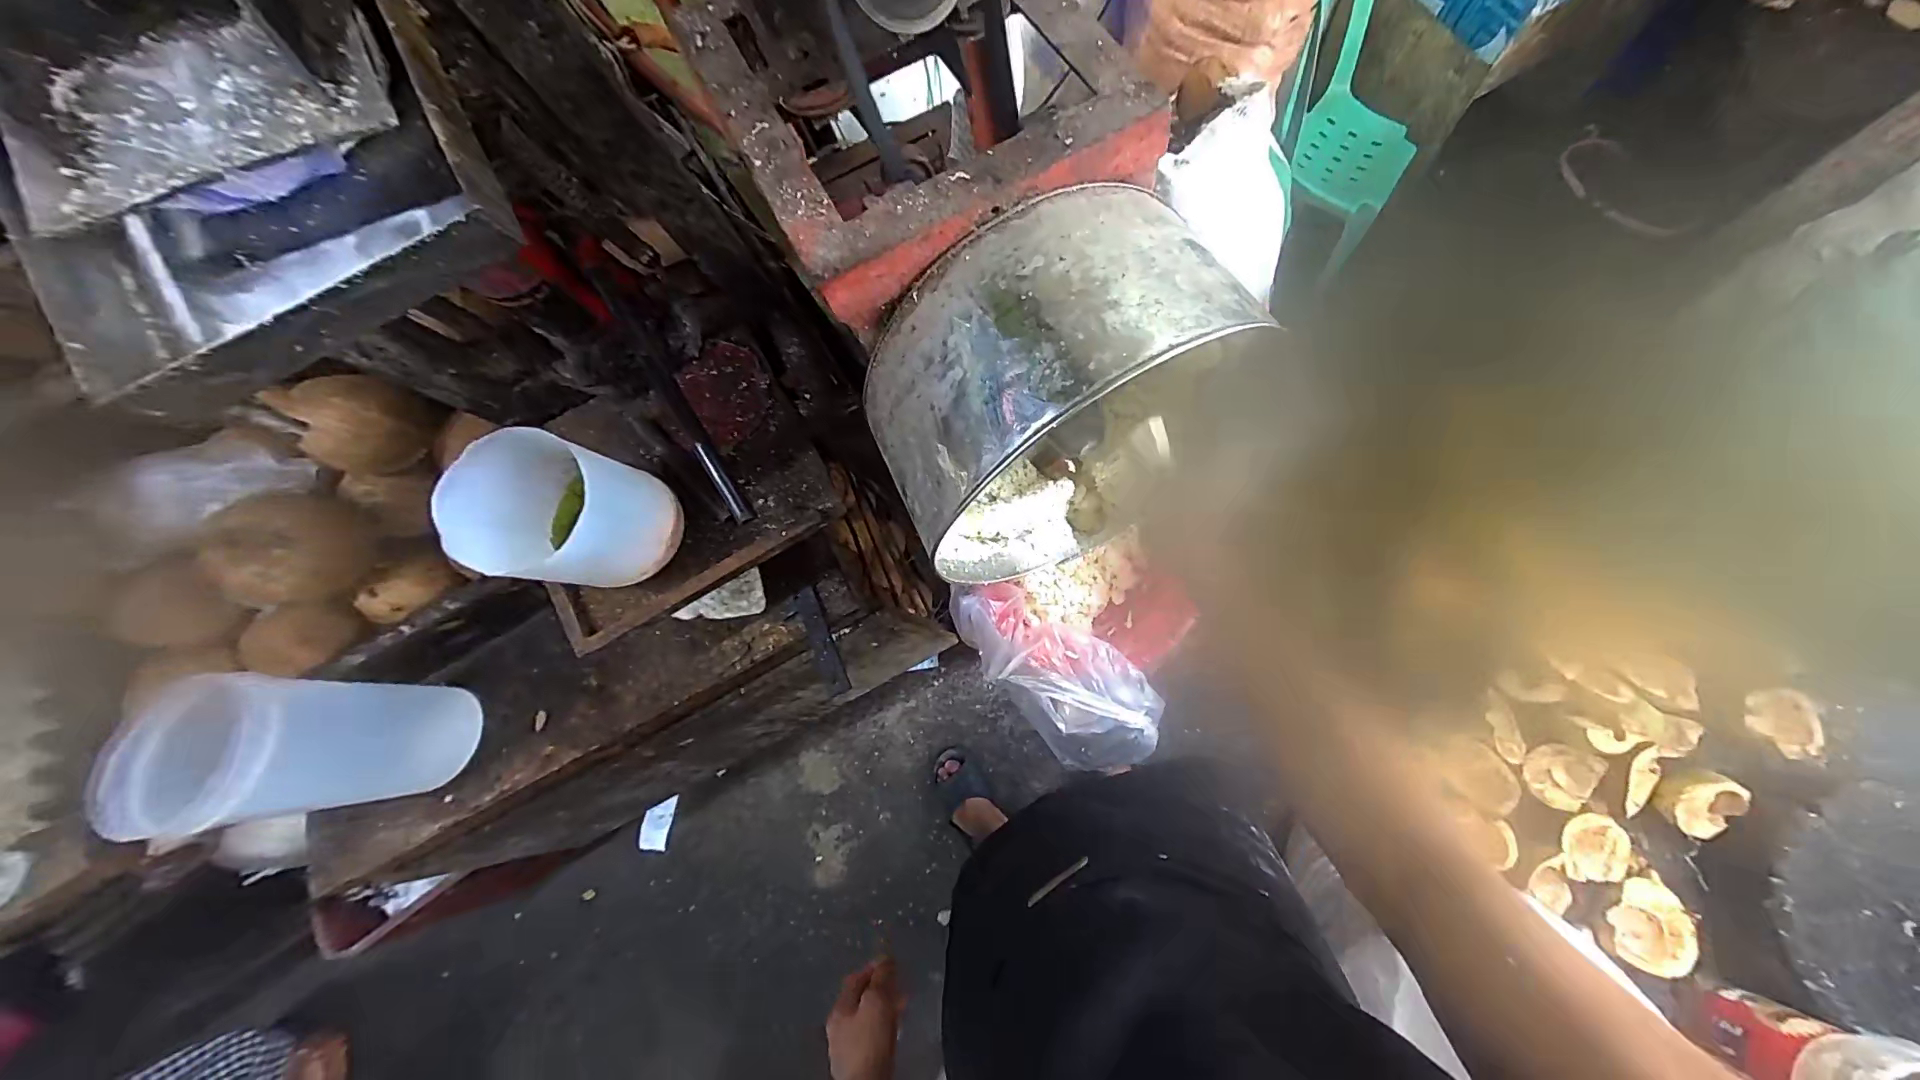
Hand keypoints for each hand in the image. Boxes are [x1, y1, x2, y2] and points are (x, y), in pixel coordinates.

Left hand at [826, 956, 902, 1079]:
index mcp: (839, 1008)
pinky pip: (872, 1035)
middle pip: (861, 998)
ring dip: (884, 1007)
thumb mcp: (877, 1002)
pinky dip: (883, 1026)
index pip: (856, 978)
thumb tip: (885, 958)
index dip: (874, 967)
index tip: (892, 963)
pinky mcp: (858, 1062)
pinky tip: (894, 1030)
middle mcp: (838, 1025)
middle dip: (880, 988)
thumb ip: (881, 979)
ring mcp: (846, 1045)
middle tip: (899, 985)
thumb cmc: (869, 1041)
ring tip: (901, 1006)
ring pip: (867, 1017)